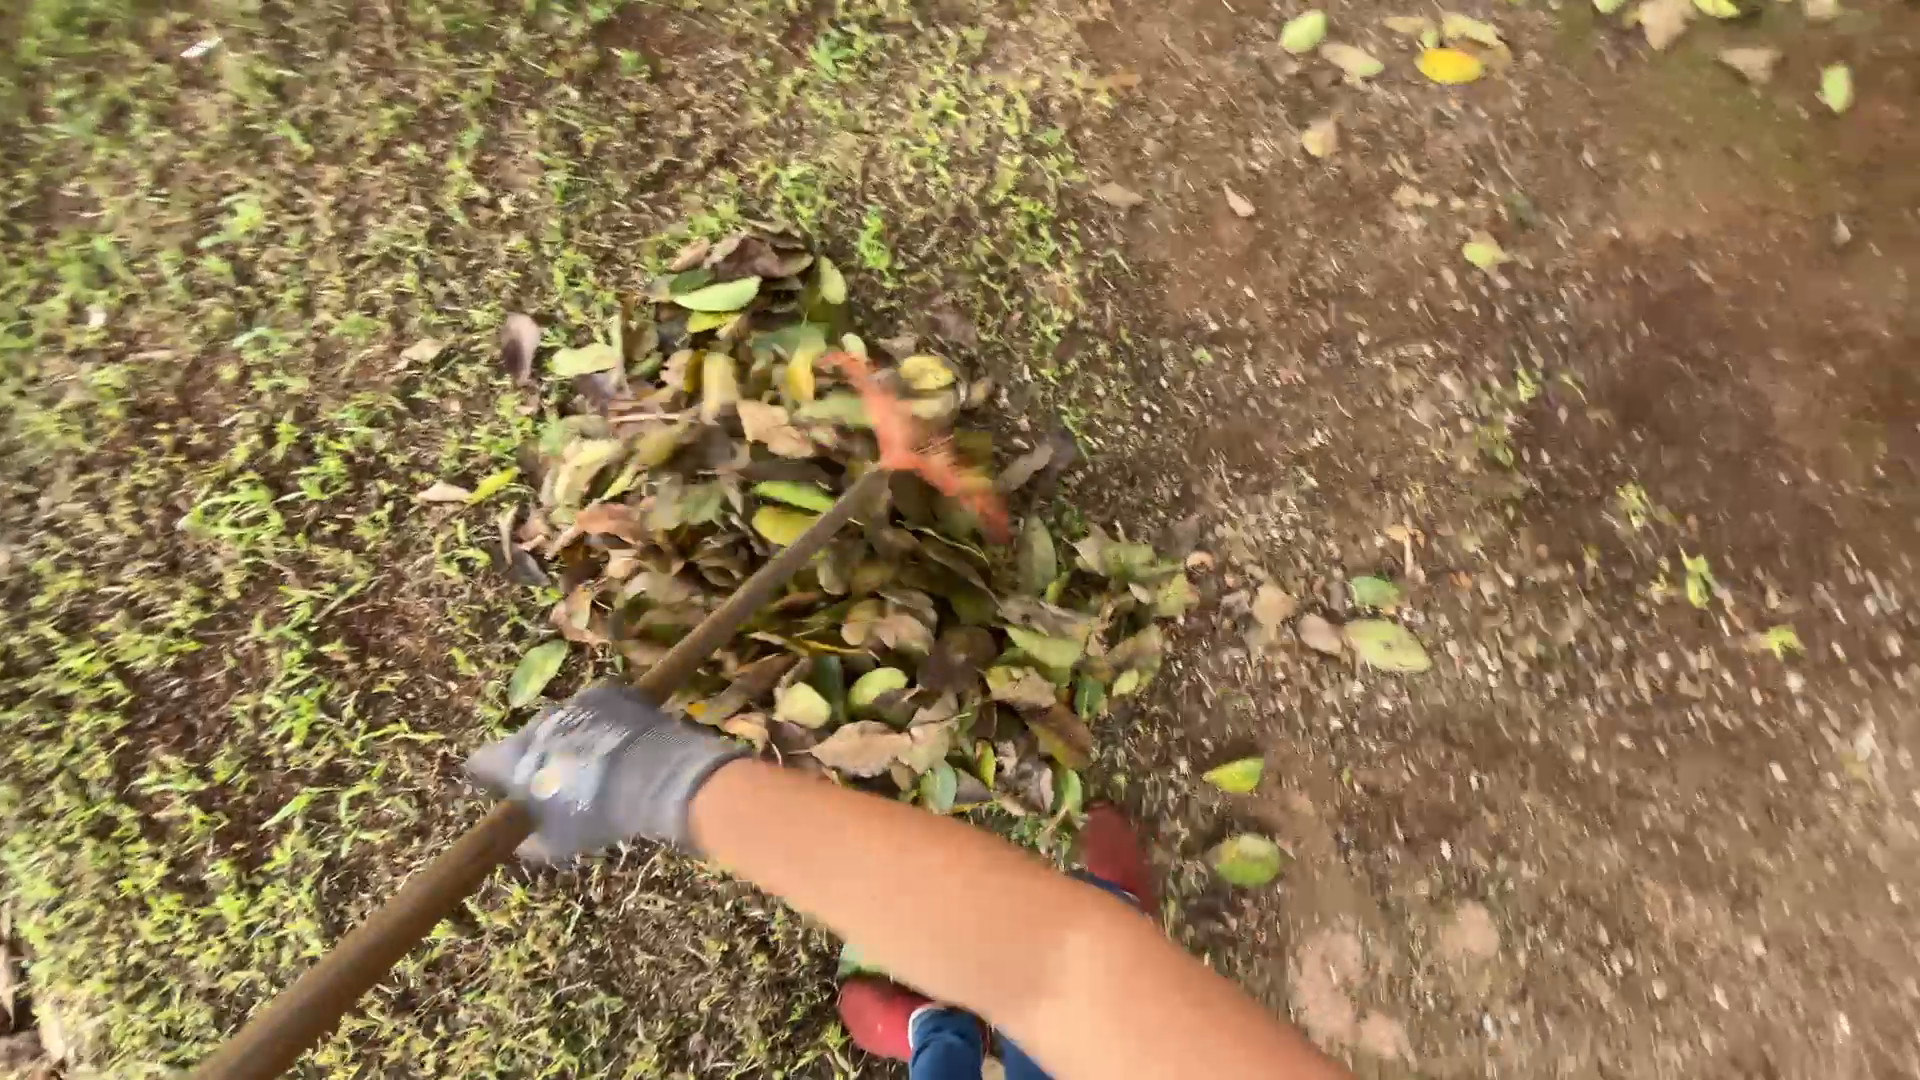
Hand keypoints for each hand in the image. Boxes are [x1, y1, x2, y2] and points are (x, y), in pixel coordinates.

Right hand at [466, 681, 747, 859]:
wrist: (655, 774)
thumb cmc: (600, 813)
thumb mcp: (560, 841)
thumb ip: (533, 839)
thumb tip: (526, 840)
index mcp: (512, 758)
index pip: (481, 762)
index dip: (491, 775)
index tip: (504, 787)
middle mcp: (537, 724)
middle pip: (526, 737)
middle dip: (537, 754)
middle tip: (561, 775)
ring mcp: (574, 703)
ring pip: (563, 719)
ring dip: (572, 733)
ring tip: (597, 755)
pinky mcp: (609, 691)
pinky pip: (597, 704)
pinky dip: (603, 717)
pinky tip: (619, 735)